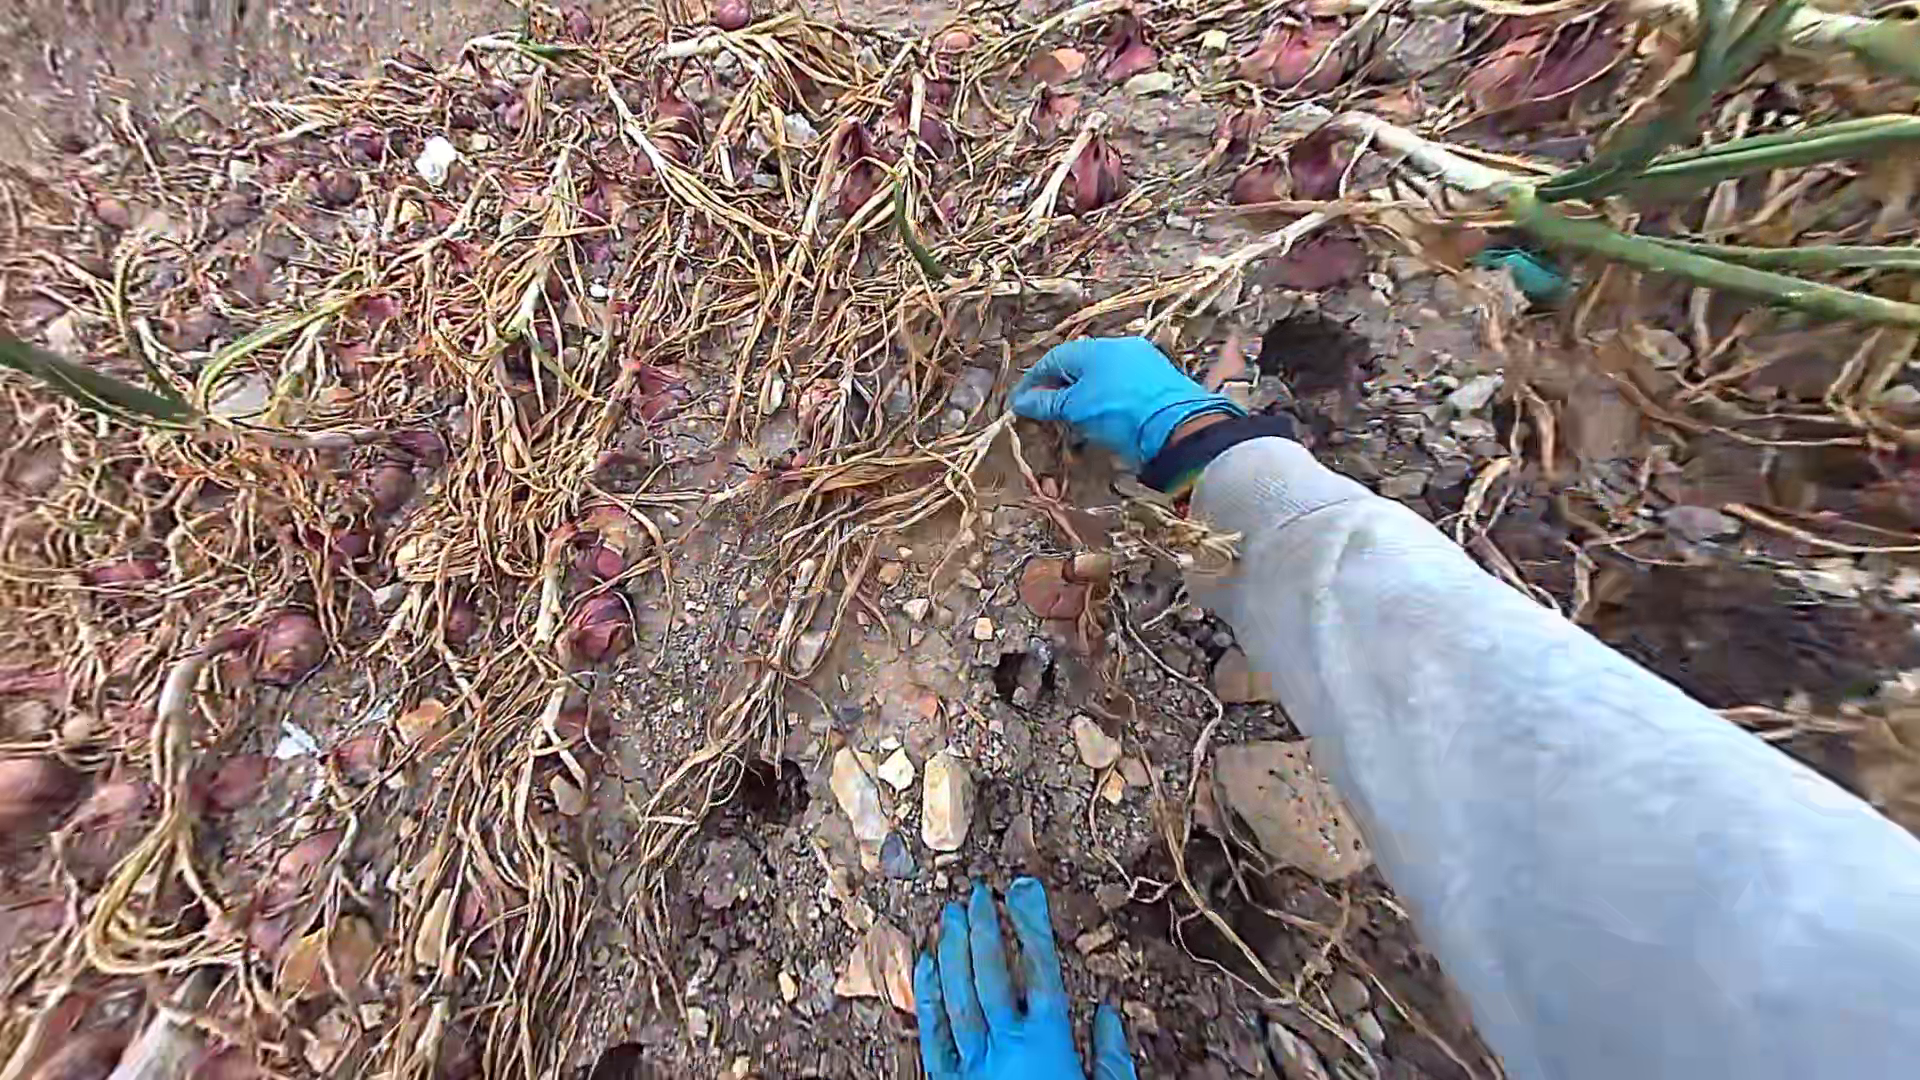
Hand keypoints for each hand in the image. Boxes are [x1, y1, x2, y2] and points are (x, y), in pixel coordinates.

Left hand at [914, 878, 1136, 1079]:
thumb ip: (1113, 1062)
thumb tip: (1114, 1012)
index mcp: (1049, 1045)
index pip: (1040, 966)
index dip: (1031, 921)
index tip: (1024, 887)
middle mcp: (1008, 1047)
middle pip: (991, 972)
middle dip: (983, 927)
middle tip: (977, 892)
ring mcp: (973, 1068)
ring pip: (958, 995)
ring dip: (953, 950)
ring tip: (949, 914)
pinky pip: (933, 1037)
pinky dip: (928, 998)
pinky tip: (926, 966)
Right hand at [1011, 337, 1244, 468]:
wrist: (1176, 427)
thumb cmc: (1118, 412)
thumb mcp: (1075, 408)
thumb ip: (1046, 403)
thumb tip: (1021, 402)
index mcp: (1094, 348)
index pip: (1052, 360)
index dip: (1032, 383)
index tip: (1020, 404)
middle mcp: (1118, 347)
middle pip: (1076, 367)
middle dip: (1056, 390)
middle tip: (1044, 413)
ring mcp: (1140, 361)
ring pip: (1098, 377)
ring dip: (1079, 397)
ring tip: (1070, 420)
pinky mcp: (1156, 379)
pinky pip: (1119, 387)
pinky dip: (1102, 401)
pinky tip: (1099, 419)